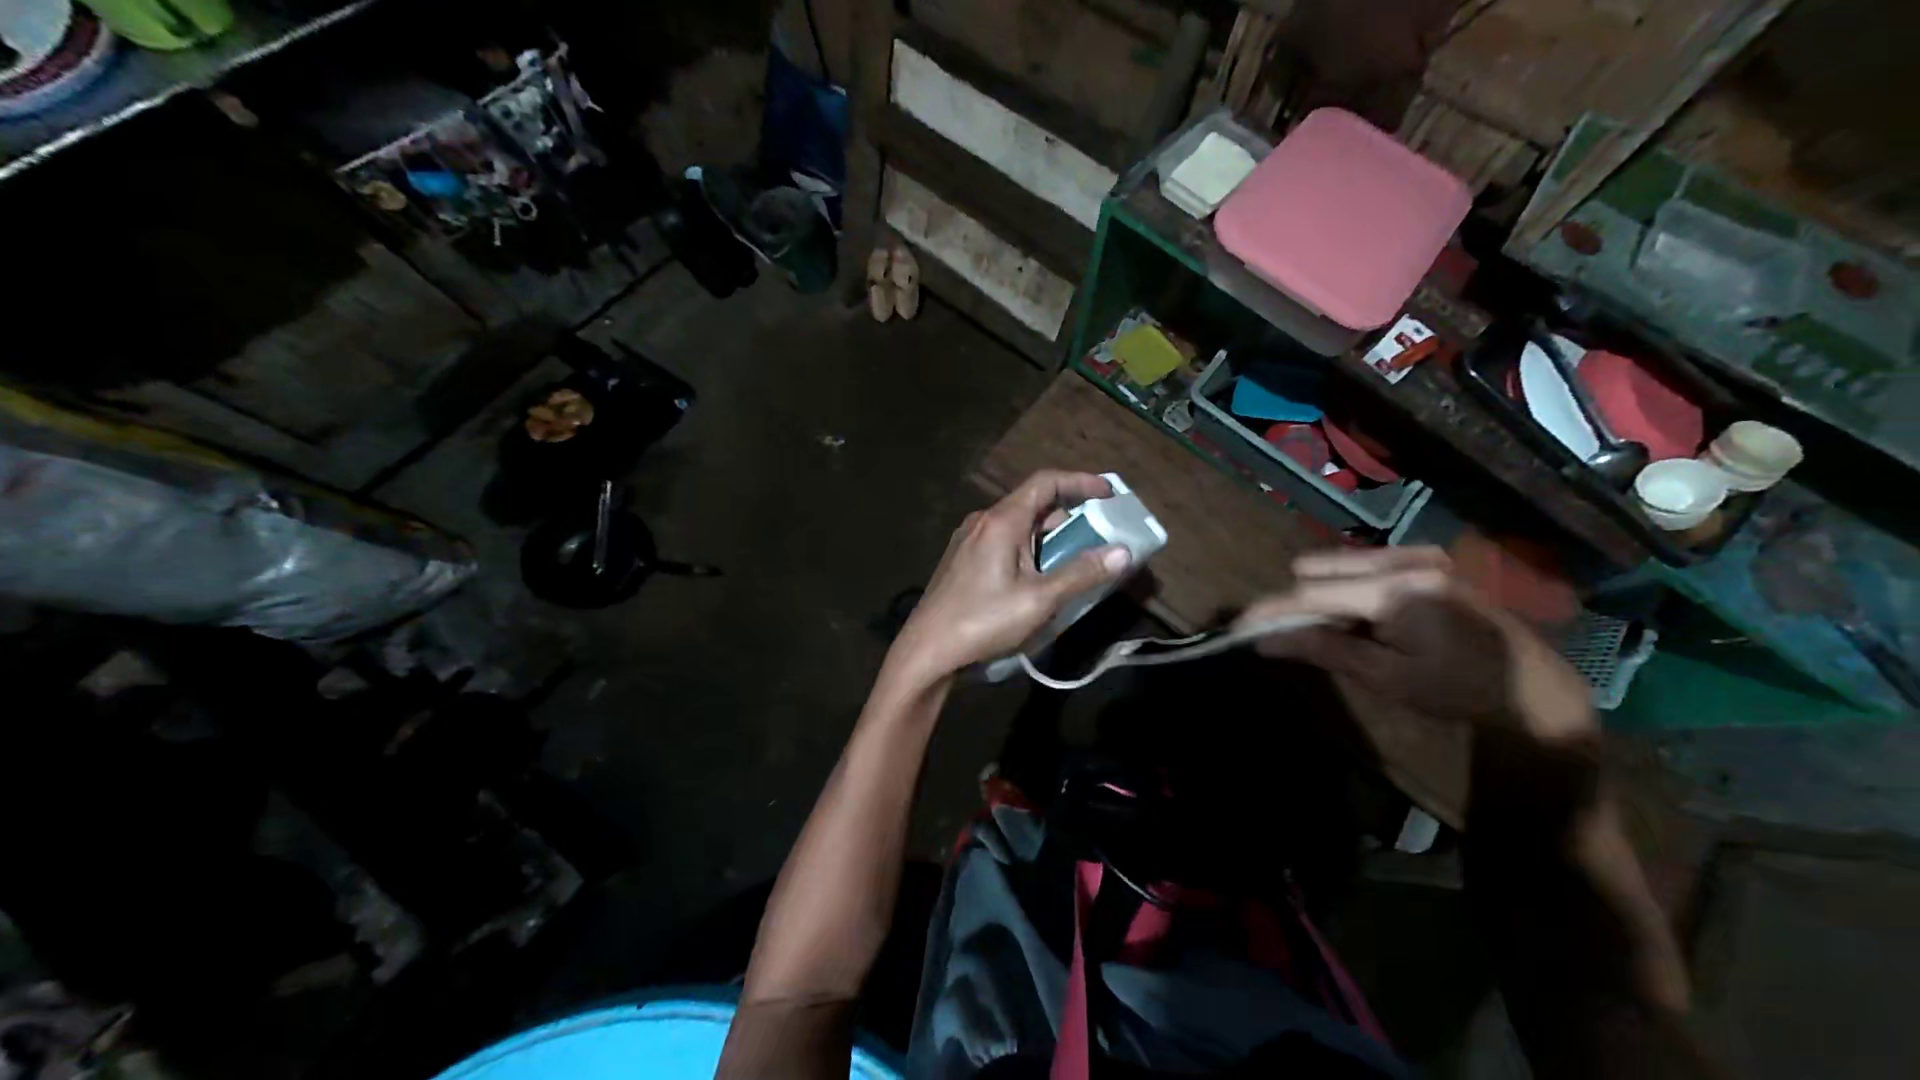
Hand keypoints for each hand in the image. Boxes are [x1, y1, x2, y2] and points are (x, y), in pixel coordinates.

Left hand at [887, 471, 1132, 686]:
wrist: (926, 650)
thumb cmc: (983, 621)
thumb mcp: (1039, 600)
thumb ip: (1081, 574)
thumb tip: (1122, 552)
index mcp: (1002, 520)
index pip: (1046, 482)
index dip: (1081, 482)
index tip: (1109, 493)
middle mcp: (983, 521)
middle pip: (1033, 504)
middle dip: (1070, 516)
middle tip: (1099, 536)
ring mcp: (969, 540)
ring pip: (1018, 526)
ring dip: (1049, 537)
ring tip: (1075, 561)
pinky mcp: (962, 560)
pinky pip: (1003, 542)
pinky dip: (1029, 549)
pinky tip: (1039, 577)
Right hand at [1238, 546, 1594, 741]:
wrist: (1531, 685)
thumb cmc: (1458, 689)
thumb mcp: (1387, 677)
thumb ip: (1325, 649)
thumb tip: (1265, 640)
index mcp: (1396, 590)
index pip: (1313, 593)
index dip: (1273, 609)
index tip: (1240, 623)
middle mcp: (1405, 560)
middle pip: (1321, 570)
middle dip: (1299, 601)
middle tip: (1293, 635)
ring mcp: (1419, 555)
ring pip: (1340, 563)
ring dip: (1324, 593)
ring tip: (1331, 629)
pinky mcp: (1427, 559)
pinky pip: (1364, 563)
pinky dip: (1348, 587)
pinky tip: (1363, 616)